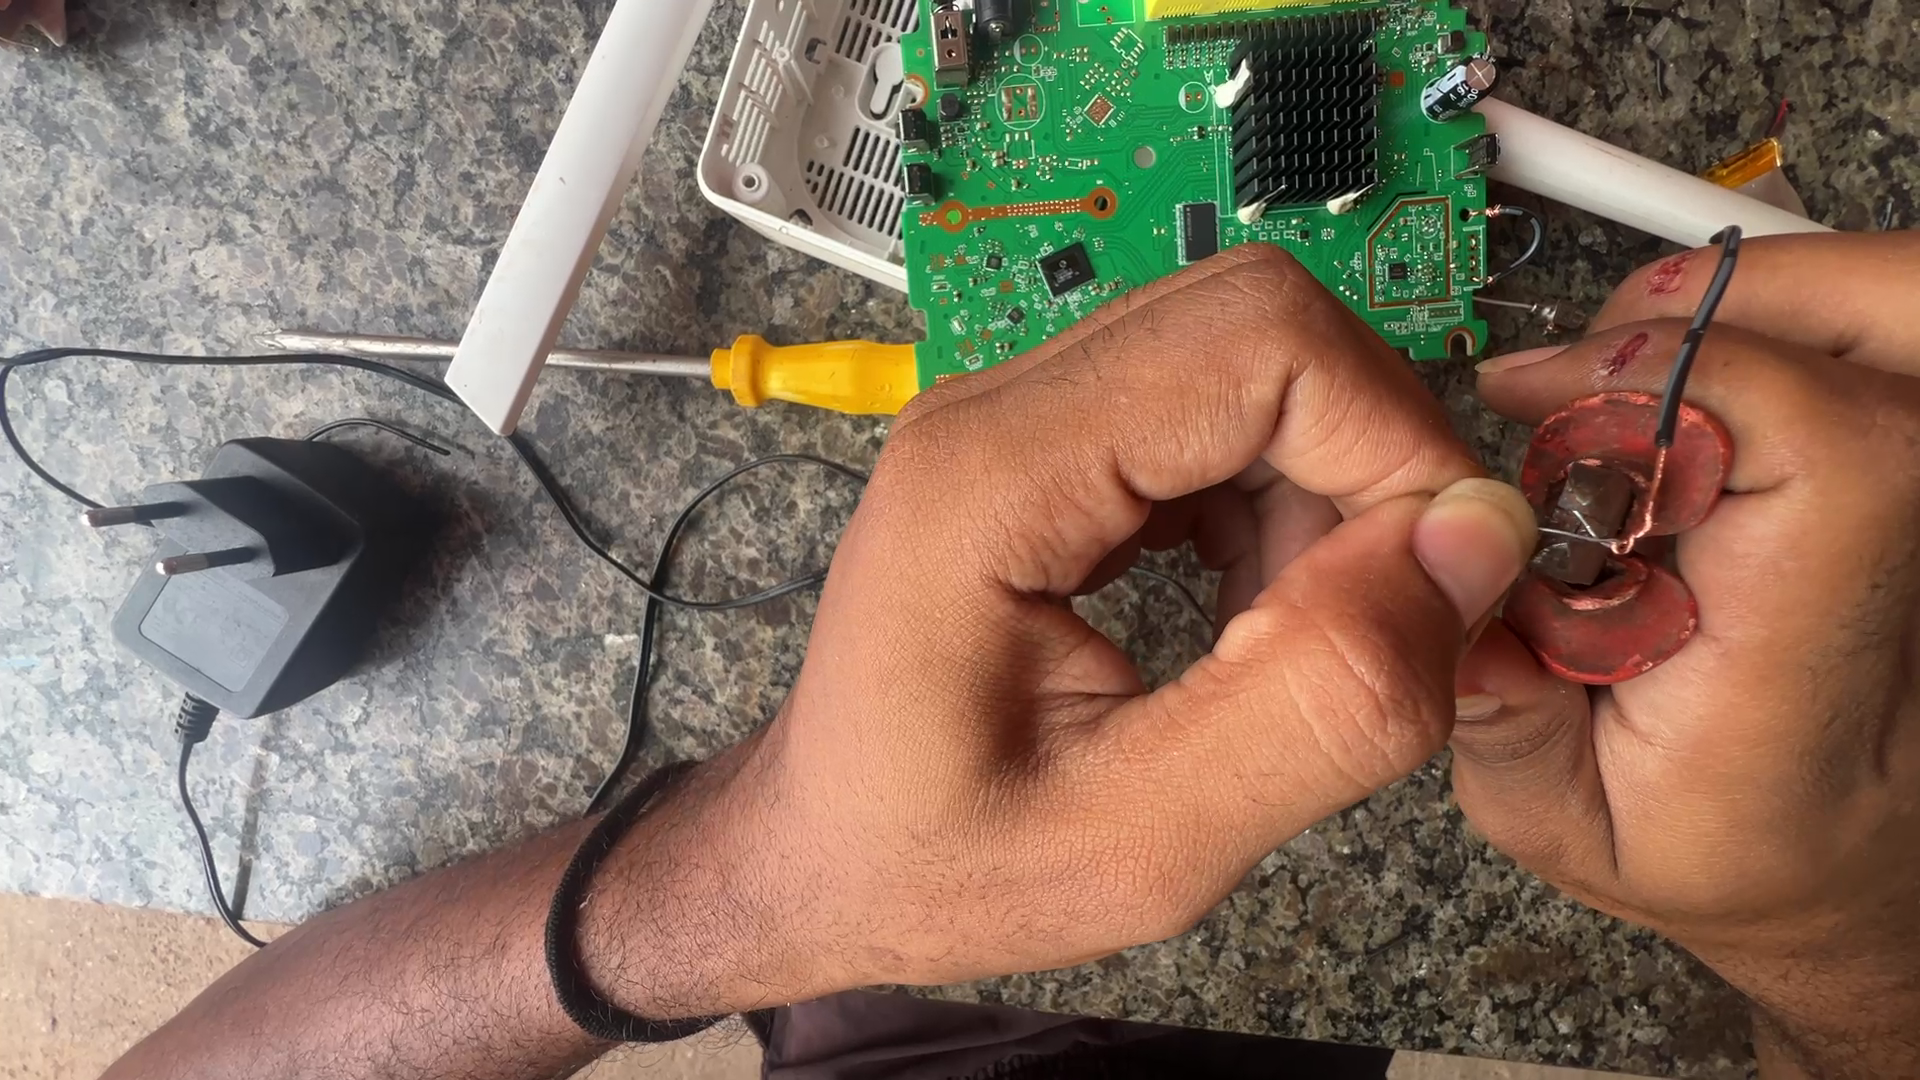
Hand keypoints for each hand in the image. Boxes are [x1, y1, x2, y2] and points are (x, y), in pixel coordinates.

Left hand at [582, 245, 1535, 1015]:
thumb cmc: (934, 859)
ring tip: (1278, 625)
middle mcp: (990, 411)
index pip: (1257, 339)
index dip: (1389, 439)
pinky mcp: (1028, 453)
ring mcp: (1004, 422)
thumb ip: (1318, 697)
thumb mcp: (1137, 840)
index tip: (1427, 584)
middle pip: (1250, 326)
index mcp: (992, 474)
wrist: (821, 848)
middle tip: (1352, 613)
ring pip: (1231, 365)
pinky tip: (1236, 598)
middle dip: (1355, 456)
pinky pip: (1190, 416)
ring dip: (1308, 483)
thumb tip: (1466, 545)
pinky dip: (1257, 494)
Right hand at [1457, 232, 1919, 1076]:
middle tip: (1589, 349)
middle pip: (1911, 349)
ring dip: (1756, 314)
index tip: (1534, 392)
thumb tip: (1443, 586)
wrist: (1831, 877)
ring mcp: (1914, 540)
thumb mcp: (1546, 816)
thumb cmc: (1694, 851)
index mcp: (1802, 661)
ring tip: (1619, 367)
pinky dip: (1779, 344)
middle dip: (1735, 308)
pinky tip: (1673, 396)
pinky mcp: (1899, 515)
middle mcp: (1901, 579)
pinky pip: (1878, 374)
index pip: (1833, 458)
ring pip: (1907, 339)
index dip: (1682, 384)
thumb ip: (1493, 714)